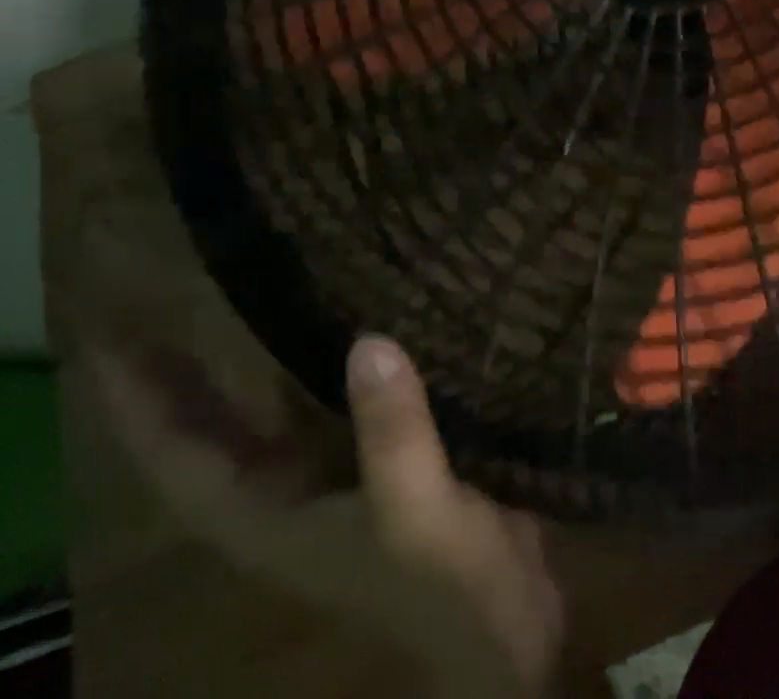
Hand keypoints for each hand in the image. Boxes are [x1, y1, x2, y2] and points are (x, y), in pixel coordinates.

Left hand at [88, 334, 562, 697]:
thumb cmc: (445, 576)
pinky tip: (353, 350)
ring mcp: (339, 492)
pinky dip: (333, 387)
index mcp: (267, 519)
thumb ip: (392, 430)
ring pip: (276, 430)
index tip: (116, 337)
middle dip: (184, 385)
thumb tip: (371, 341)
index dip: (142, 400)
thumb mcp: (415, 507)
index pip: (180, 455)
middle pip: (214, 441)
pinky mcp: (390, 480)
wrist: (504, 620)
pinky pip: (343, 423)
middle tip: (167, 315)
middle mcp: (288, 503)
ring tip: (248, 317)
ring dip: (254, 383)